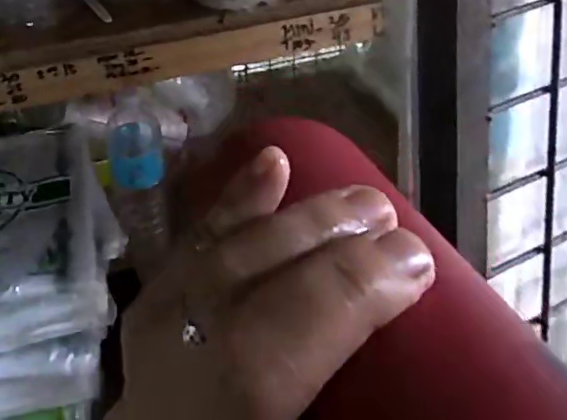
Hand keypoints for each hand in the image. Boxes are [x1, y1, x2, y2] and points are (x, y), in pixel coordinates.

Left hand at [110, 146, 436, 419]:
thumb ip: (348, 395)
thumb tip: (419, 375)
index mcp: (238, 385)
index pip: (297, 317)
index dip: (356, 281)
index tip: (413, 256)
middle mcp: (187, 339)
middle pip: (256, 268)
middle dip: (320, 232)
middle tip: (382, 207)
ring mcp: (158, 313)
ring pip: (220, 245)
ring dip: (275, 208)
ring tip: (334, 185)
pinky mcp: (146, 300)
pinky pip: (190, 245)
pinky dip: (227, 209)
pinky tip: (259, 170)